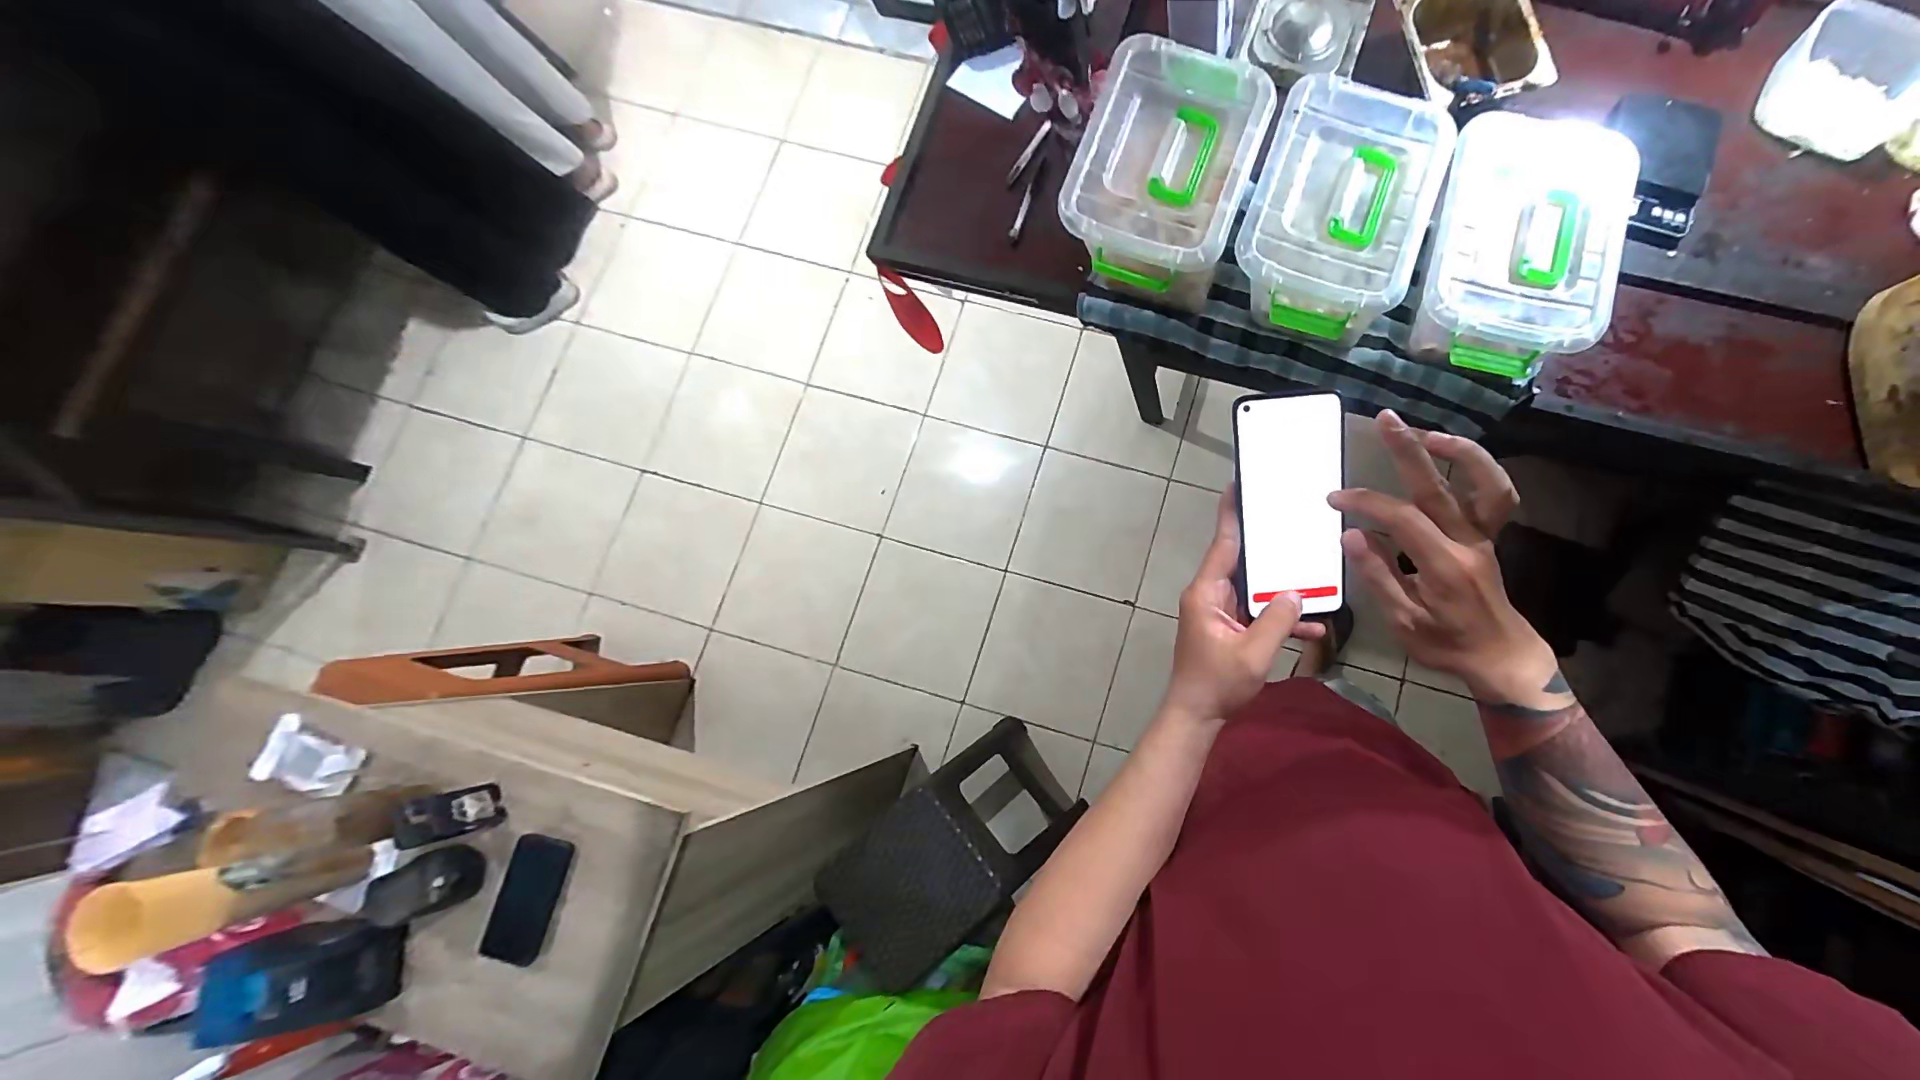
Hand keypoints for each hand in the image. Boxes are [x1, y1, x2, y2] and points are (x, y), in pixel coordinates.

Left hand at [1163, 489, 1325, 724]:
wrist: (1197, 714)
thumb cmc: (1217, 683)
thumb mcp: (1254, 652)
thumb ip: (1278, 620)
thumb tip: (1296, 593)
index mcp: (1207, 593)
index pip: (1223, 544)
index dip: (1232, 514)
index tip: (1239, 485)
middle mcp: (1209, 595)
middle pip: (1242, 561)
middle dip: (1269, 547)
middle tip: (1293, 523)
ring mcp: (1218, 611)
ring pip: (1253, 588)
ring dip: (1281, 588)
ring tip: (1316, 575)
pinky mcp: (1228, 626)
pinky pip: (1255, 611)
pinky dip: (1278, 616)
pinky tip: (1311, 625)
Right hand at [1327, 411, 1556, 706]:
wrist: (1502, 657)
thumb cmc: (1445, 645)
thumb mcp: (1402, 621)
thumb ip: (1378, 576)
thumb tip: (1352, 535)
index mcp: (1444, 566)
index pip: (1402, 519)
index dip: (1365, 502)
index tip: (1334, 499)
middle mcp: (1469, 544)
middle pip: (1441, 487)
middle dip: (1410, 451)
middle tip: (1386, 420)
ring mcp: (1484, 538)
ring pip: (1484, 485)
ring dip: (1459, 452)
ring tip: (1427, 434)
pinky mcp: (1487, 538)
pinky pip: (1493, 496)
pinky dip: (1476, 471)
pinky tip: (1448, 460)